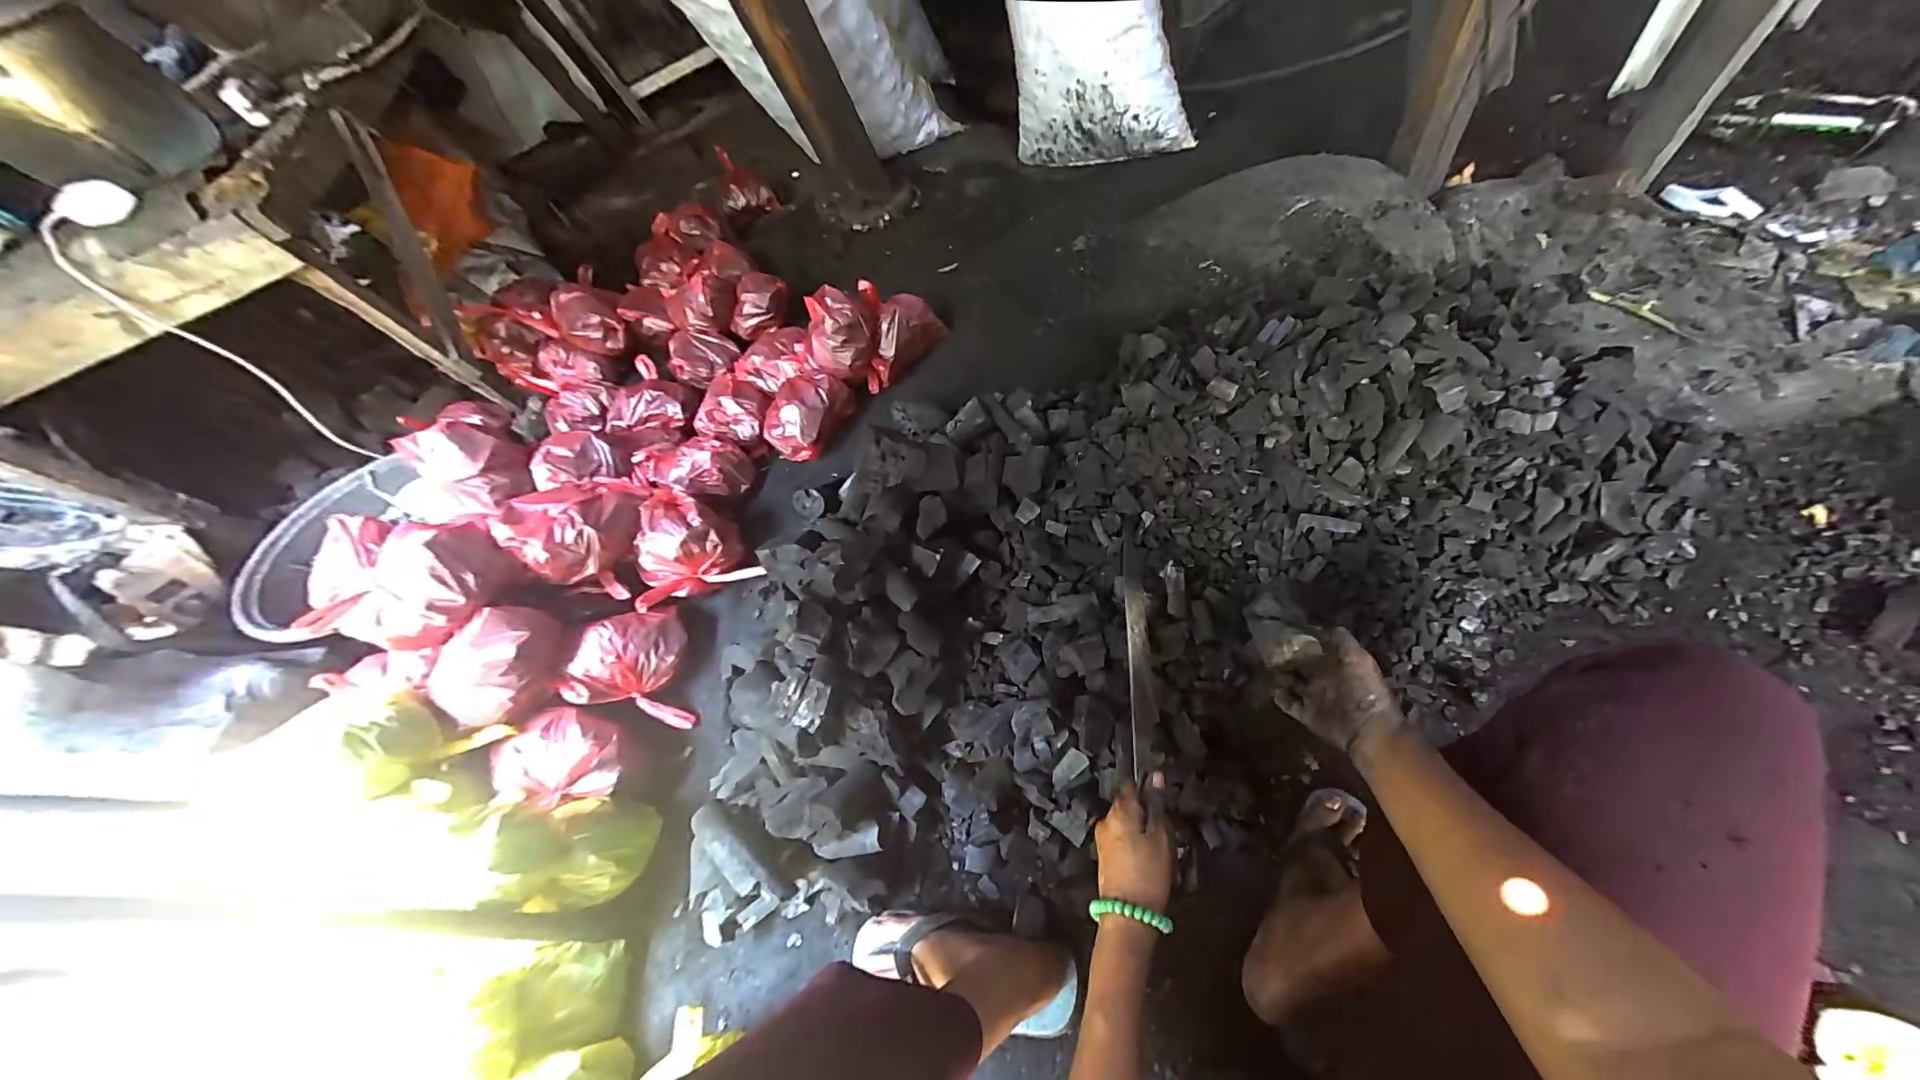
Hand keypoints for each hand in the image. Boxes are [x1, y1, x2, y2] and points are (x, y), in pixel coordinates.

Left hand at [1094, 773, 1173, 910]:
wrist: (1127, 912)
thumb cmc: (1149, 871)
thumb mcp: (1161, 837)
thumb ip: (1157, 805)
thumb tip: (1156, 776)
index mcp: (1119, 810)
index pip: (1130, 785)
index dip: (1146, 786)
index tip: (1161, 794)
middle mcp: (1105, 819)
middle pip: (1126, 803)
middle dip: (1143, 809)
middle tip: (1164, 823)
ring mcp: (1101, 837)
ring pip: (1123, 821)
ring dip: (1137, 825)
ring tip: (1157, 842)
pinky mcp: (1103, 853)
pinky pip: (1119, 835)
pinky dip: (1131, 838)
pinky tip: (1144, 853)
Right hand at [1273, 628, 1408, 757]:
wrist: (1368, 728)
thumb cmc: (1364, 690)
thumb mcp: (1358, 658)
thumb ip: (1342, 641)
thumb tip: (1324, 626)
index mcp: (1334, 665)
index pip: (1312, 651)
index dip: (1299, 644)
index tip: (1282, 635)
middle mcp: (1323, 680)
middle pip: (1298, 666)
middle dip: (1285, 660)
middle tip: (1269, 653)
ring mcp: (1313, 697)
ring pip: (1290, 683)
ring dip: (1279, 677)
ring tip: (1269, 671)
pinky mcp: (1306, 714)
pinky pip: (1288, 703)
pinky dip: (1279, 697)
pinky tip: (1274, 689)